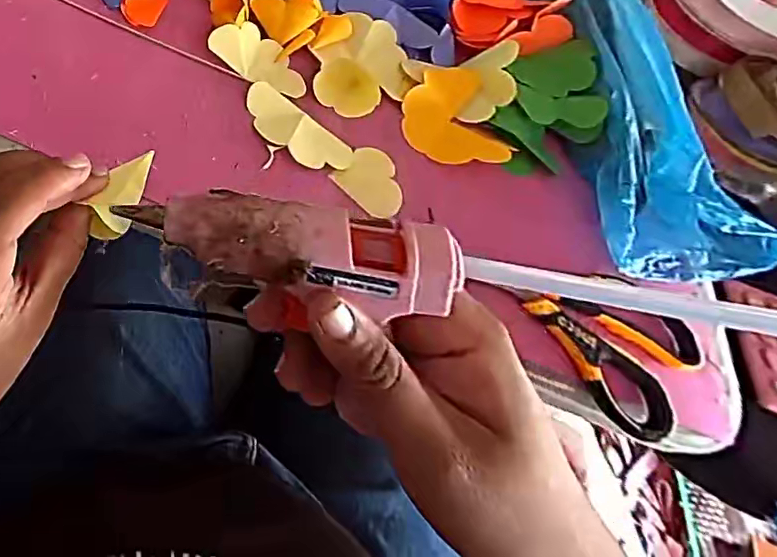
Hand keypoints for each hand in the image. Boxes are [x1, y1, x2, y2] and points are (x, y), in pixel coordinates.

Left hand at [0, 151, 102, 475]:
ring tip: (67, 181)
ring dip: (29, 168)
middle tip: (89, 177)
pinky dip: (7, 176)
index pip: (8, 204)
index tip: (92, 171)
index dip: (52, 179)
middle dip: (48, 168)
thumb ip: (62, 252)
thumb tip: (83, 204)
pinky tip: (32, 189)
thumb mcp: (36, 316)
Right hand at [248, 286, 619, 556]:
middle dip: (315, 316)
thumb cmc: (503, 508)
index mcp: (460, 325)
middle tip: (273, 336)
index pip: (389, 270)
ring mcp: (425, 352)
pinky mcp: (411, 378)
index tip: (282, 288)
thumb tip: (321, 302)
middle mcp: (441, 326)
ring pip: (354, 325)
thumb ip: (376, 371)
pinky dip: (331, 371)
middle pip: (363, 295)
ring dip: (317, 348)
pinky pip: (359, 357)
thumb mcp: (433, 443)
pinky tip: (320, 393)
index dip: (332, 268)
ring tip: (300, 384)